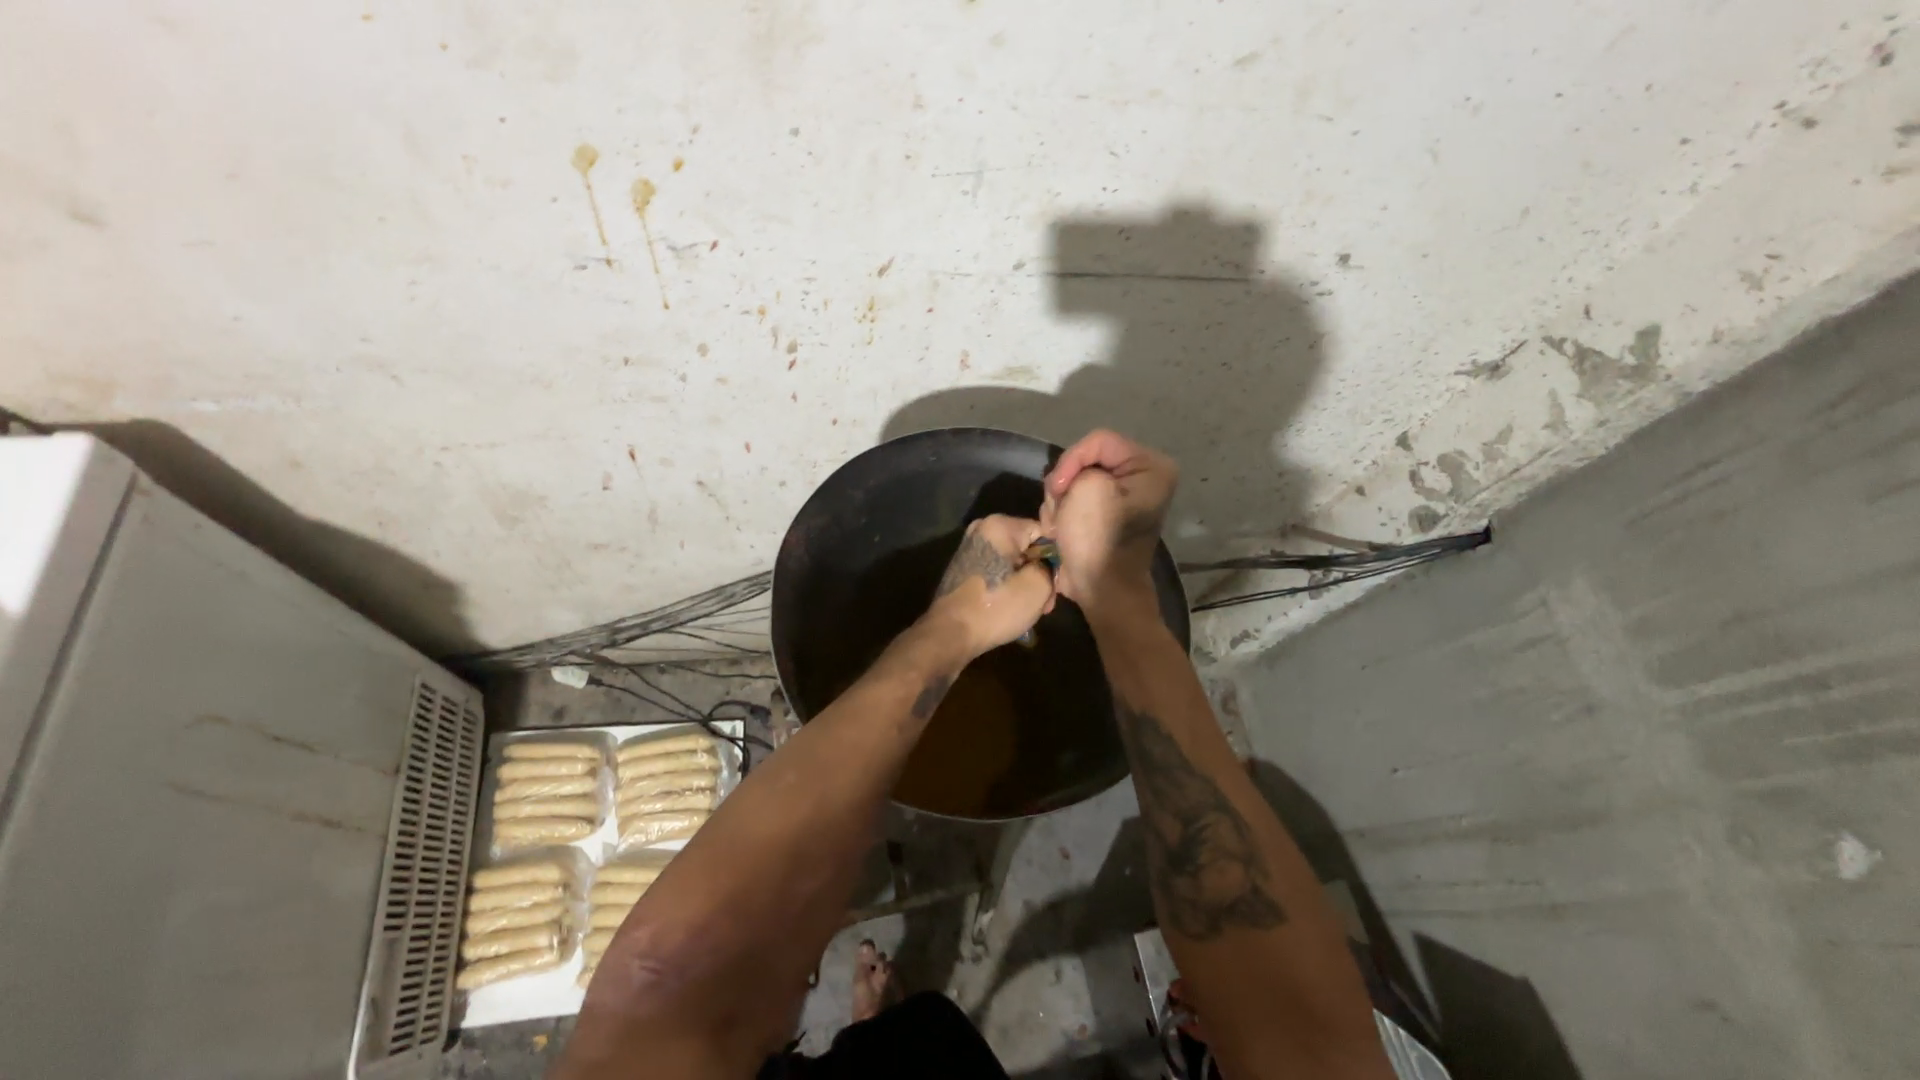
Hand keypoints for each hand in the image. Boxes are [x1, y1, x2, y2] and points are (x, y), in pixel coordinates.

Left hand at [923, 514, 1056, 657]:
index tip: (1057, 585)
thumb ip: (1050, 566)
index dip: (1055, 559)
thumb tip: (1047, 565)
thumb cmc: (996, 607)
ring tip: (1032, 610)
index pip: (1044, 533)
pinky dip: (1008, 587)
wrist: (950, 633)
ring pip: (1013, 563)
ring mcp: (970, 549)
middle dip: (1039, 575)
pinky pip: (997, 572)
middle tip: (1046, 603)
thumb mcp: (1038, 586)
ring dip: (1025, 584)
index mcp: (999, 525)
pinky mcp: (965, 569)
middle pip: (1027, 548)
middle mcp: (982, 530)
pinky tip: (1012, 608)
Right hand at [1039, 430, 1177, 613]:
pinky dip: (1063, 513)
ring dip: (1060, 502)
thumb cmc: (1099, 540)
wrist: (1103, 591)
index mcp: (1152, 466)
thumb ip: (1077, 464)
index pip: (1097, 441)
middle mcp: (1143, 477)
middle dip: (1065, 485)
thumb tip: (1071, 484)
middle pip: (1086, 460)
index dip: (1071, 462)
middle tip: (1060, 511)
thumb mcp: (1088, 486)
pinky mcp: (1105, 514)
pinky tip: (1062, 532)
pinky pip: (1075, 499)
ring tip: (1061, 526)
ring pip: (1075, 481)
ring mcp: (1123, 497)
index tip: (1059, 491)